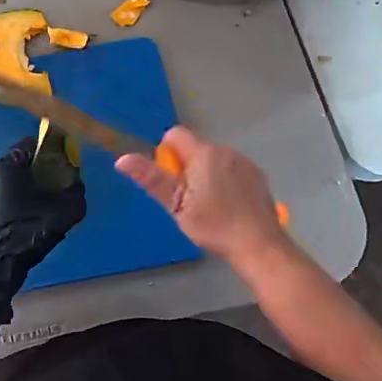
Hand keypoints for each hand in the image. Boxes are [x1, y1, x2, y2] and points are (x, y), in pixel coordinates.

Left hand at [0, 138, 86, 324]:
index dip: (49, 151)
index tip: (61, 165)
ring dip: (21, 188)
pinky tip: (18, 221)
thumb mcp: (64, 211)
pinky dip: (8, 203)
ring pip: (7, 182)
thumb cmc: (28, 231)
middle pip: (18, 163)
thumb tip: (75, 179)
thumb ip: (75, 189)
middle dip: (36, 171)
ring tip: (36, 208)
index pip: (30, 144)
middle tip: (52, 188)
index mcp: (8, 165)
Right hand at [117, 127, 285, 263]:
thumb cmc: (214, 225)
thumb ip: (151, 179)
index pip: (175, 134)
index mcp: (204, 154)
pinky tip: (229, 206)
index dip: (166, 155)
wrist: (259, 245)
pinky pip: (231, 169)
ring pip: (213, 159)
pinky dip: (225, 181)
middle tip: (188, 201)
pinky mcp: (258, 175)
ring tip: (210, 206)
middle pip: (195, 148)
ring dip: (206, 174)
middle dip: (187, 168)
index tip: (172, 181)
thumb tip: (122, 159)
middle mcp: (226, 150)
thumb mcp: (176, 205)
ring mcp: (245, 162)